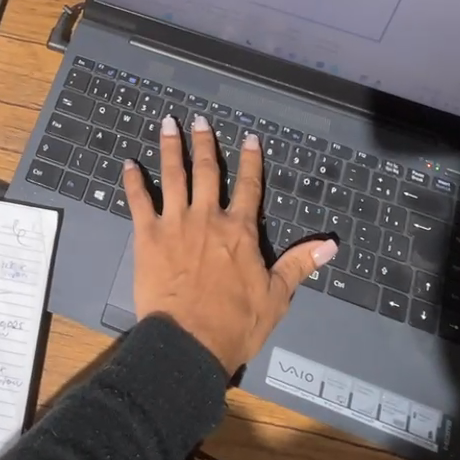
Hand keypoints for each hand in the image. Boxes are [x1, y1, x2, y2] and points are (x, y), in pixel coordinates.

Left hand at [122, 114, 338, 372]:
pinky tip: (129, 163)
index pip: (249, 187)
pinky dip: (132, 180)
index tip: (249, 137)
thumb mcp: (277, 296)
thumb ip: (299, 264)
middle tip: (199, 119)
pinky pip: (138, 200)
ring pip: (174, 176)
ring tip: (167, 123)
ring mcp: (175, 222)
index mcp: (239, 230)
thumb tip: (330, 244)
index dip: (251, 160)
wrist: (190, 340)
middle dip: (205, 143)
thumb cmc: (236, 322)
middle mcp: (208, 217)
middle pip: (208, 171)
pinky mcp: (147, 235)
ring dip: (171, 148)